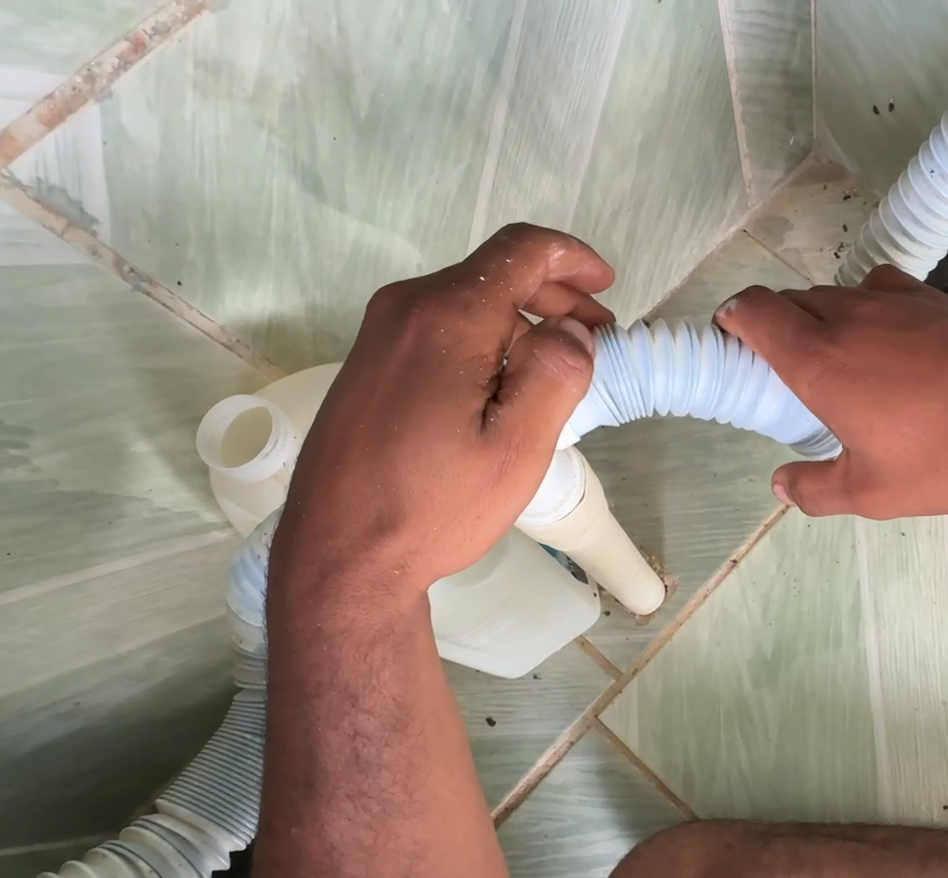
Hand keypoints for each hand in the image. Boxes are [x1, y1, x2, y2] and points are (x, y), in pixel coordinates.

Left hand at [272, 223, 615, 595]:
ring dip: (523, 321)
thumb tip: (571, 330)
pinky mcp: (371, 366)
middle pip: (493, 273)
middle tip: (598, 334)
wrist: (341, 555)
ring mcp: (380, 337)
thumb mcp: (516, 448)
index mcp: (447, 317)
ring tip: (561, 365)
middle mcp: (406, 309)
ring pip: (468, 302)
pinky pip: (442, 329)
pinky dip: (489, 339)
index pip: (520, 251)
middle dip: (556, 295)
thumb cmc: (436, 506)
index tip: (606, 283)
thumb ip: (555, 375)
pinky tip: (508, 383)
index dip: (571, 257)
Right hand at [714, 265, 947, 518]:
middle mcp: (850, 317)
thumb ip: (816, 491)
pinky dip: (865, 309)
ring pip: (836, 295)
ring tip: (835, 360)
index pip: (756, 311)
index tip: (729, 336)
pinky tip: (887, 341)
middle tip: (781, 366)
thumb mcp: (874, 493)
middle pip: (792, 300)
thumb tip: (781, 485)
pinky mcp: (937, 297)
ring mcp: (897, 300)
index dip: (733, 317)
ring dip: (820, 318)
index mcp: (821, 360)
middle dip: (774, 324)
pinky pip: (881, 292)